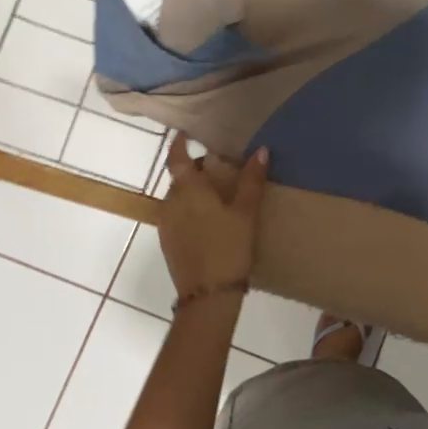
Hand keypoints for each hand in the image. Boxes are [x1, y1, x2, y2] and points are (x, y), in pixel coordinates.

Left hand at [157, 134, 268, 303]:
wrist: (208, 295)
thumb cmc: (228, 248)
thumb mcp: (246, 213)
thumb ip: (252, 180)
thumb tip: (262, 150)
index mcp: (187, 189)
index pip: (177, 157)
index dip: (181, 143)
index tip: (189, 133)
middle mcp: (170, 201)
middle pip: (180, 177)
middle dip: (196, 170)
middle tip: (221, 168)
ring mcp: (165, 223)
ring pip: (178, 197)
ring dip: (194, 191)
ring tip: (218, 196)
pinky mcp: (167, 241)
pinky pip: (177, 215)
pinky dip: (190, 209)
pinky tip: (210, 221)